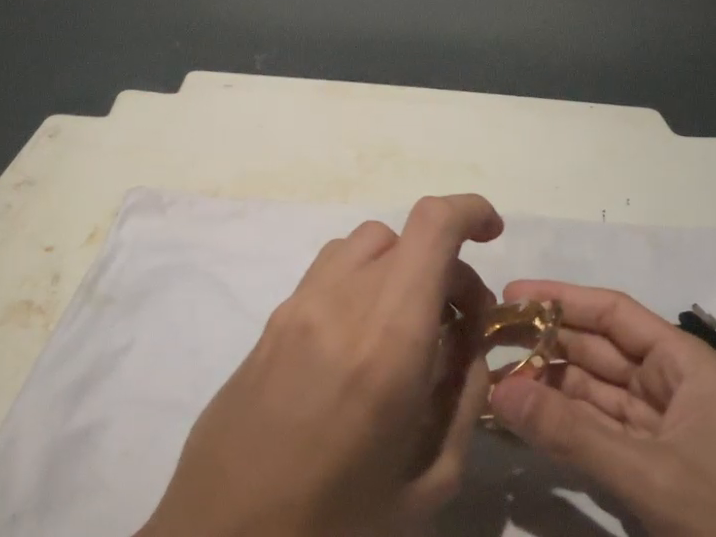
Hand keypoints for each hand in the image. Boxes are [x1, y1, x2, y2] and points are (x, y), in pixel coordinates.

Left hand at [137, 195, 503, 536]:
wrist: (222, 534)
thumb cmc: (334, 521)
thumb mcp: (428, 483)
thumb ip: (466, 405)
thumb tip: (473, 350)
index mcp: (388, 339)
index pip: (432, 227)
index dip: (470, 211)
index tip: (493, 234)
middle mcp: (341, 303)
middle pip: (403, 235)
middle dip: (445, 264)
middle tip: (457, 325)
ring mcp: (297, 306)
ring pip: (361, 245)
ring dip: (398, 268)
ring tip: (407, 329)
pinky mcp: (270, 321)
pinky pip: (327, 272)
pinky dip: (361, 282)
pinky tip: (361, 344)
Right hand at [487, 281, 715, 536]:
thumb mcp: (650, 475)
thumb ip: (570, 432)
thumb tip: (495, 388)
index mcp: (687, 365)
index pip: (614, 314)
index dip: (559, 300)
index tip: (506, 295)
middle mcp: (674, 386)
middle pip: (599, 351)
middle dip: (544, 344)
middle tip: (482, 341)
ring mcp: (665, 429)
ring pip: (595, 394)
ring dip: (548, 388)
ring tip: (489, 380)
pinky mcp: (656, 468)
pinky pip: (601, 434)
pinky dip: (564, 428)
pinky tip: (523, 423)